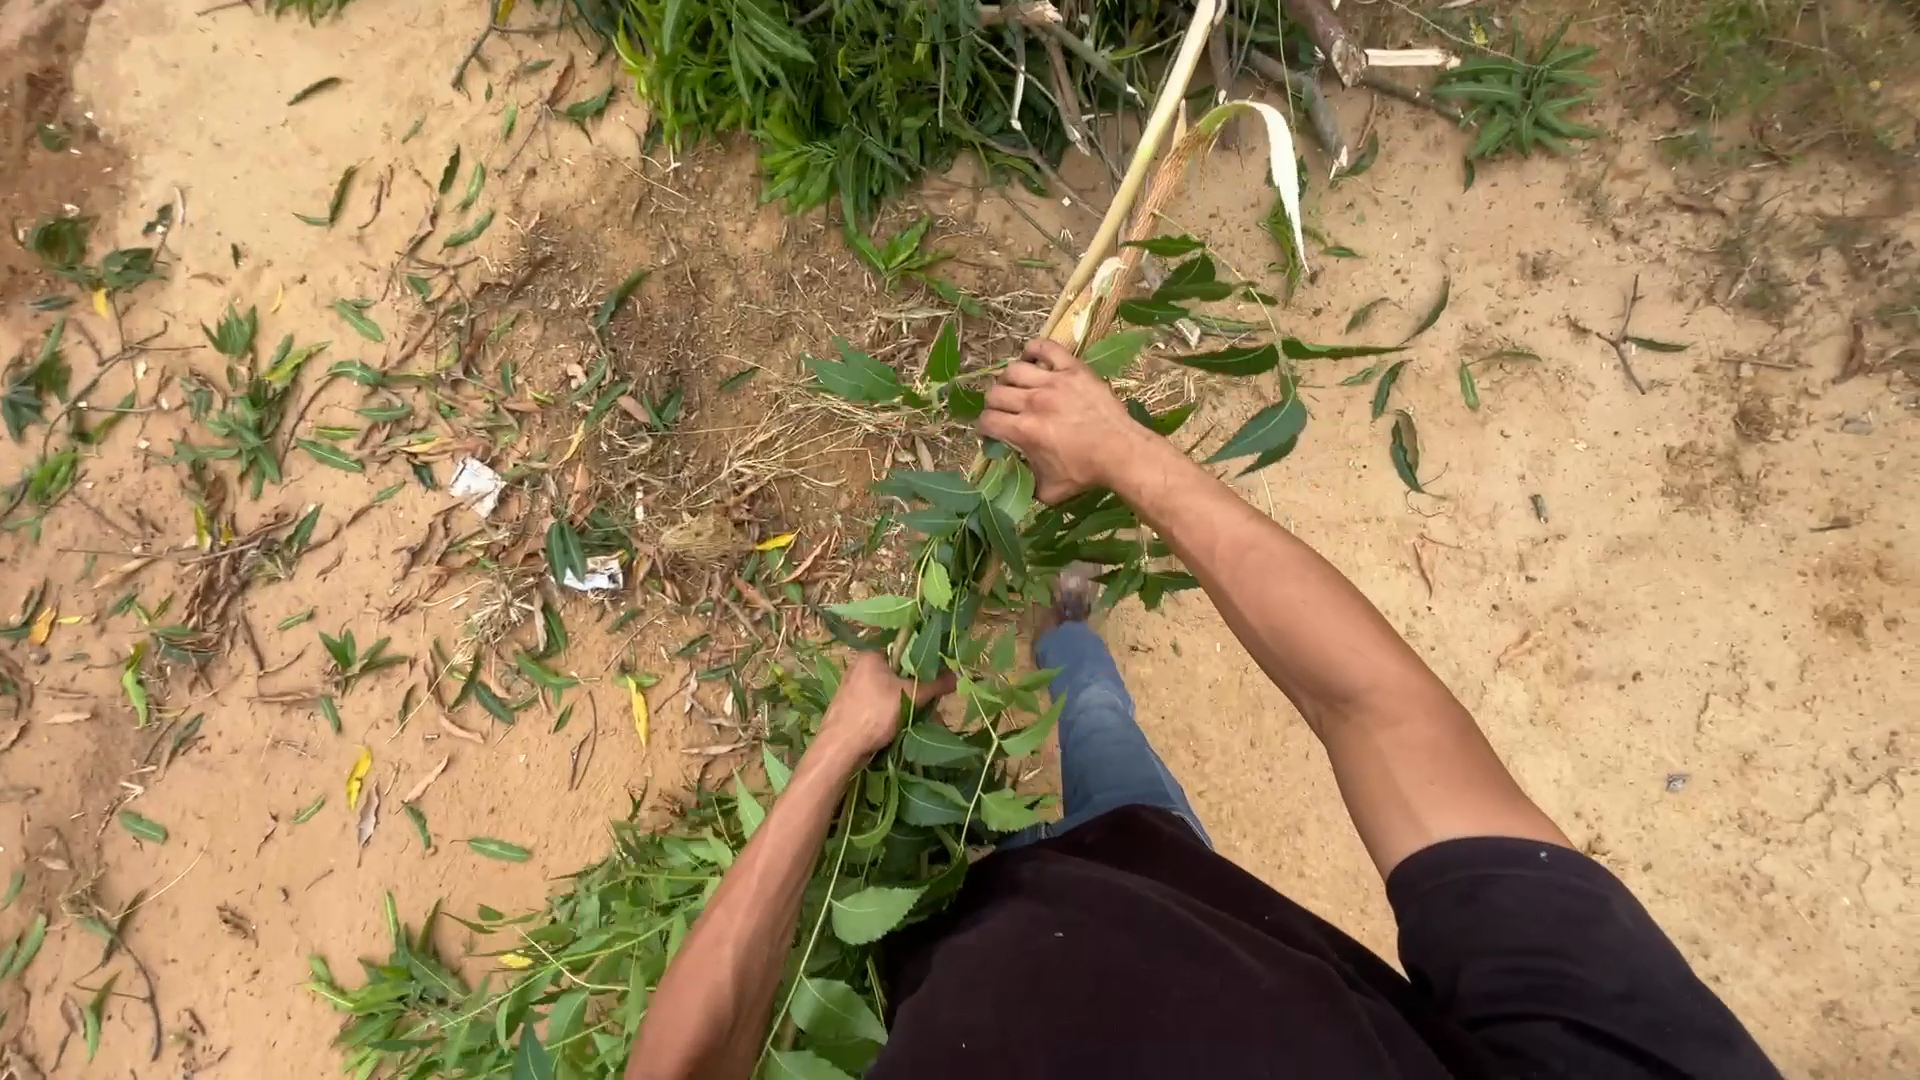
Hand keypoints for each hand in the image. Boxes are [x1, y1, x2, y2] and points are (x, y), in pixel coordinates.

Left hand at [816, 653, 955, 761]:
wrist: (839, 748)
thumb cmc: (874, 713)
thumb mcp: (910, 696)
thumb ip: (935, 684)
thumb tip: (957, 675)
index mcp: (871, 656)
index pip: (904, 651)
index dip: (923, 664)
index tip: (938, 679)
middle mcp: (860, 668)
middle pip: (898, 674)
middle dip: (917, 690)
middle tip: (932, 705)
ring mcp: (853, 689)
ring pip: (890, 693)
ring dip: (907, 705)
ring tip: (921, 719)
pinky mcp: (852, 708)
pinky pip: (879, 705)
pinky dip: (892, 714)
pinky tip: (902, 727)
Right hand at [978, 339, 1150, 503]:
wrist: (1121, 452)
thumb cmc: (1086, 473)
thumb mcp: (1048, 490)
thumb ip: (1025, 481)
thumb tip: (1011, 476)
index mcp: (1025, 431)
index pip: (987, 420)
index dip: (984, 427)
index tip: (992, 431)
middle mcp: (1033, 402)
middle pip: (995, 393)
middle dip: (993, 405)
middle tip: (1004, 412)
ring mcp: (1053, 382)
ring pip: (1013, 370)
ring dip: (1008, 381)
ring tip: (1016, 389)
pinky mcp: (1072, 369)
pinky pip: (1045, 347)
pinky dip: (1033, 350)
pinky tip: (1031, 361)